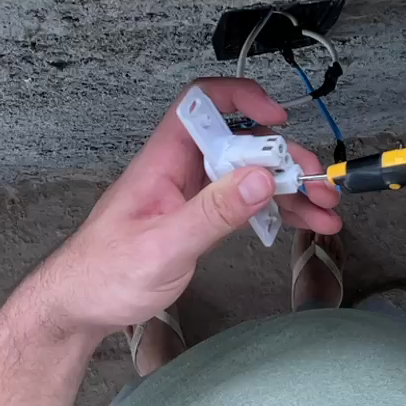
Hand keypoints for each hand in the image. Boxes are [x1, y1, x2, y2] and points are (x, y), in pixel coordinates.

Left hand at [32, 78, 342, 338]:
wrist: (79, 307)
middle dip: (284, 157)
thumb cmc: (105, 273)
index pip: (202, 103)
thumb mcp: (164, 246)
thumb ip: (213, 212)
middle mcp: (181, 167)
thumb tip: (260, 176)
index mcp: (164, 158)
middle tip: (319, 183)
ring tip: (326, 207)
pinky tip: (303, 222)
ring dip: (288, 186)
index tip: (277, 118)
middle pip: (240, 142)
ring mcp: (192, 191)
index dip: (240, 98)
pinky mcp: (199, 215)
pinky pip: (244, 201)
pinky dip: (276, 209)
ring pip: (249, 172)